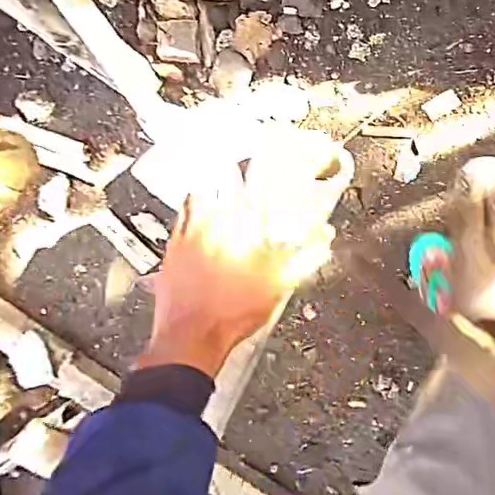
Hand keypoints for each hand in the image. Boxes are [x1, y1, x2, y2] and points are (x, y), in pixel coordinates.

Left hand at [136, 136, 341, 377]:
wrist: (191, 338)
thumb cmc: (234, 310)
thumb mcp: (280, 282)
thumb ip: (306, 258)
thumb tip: (325, 241)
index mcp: (234, 227)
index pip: (241, 185)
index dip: (247, 166)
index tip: (252, 156)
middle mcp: (205, 226)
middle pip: (212, 187)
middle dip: (223, 173)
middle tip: (230, 165)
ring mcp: (184, 240)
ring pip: (192, 203)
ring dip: (204, 191)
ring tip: (212, 184)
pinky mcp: (169, 257)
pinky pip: (178, 225)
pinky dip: (189, 216)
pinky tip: (195, 221)